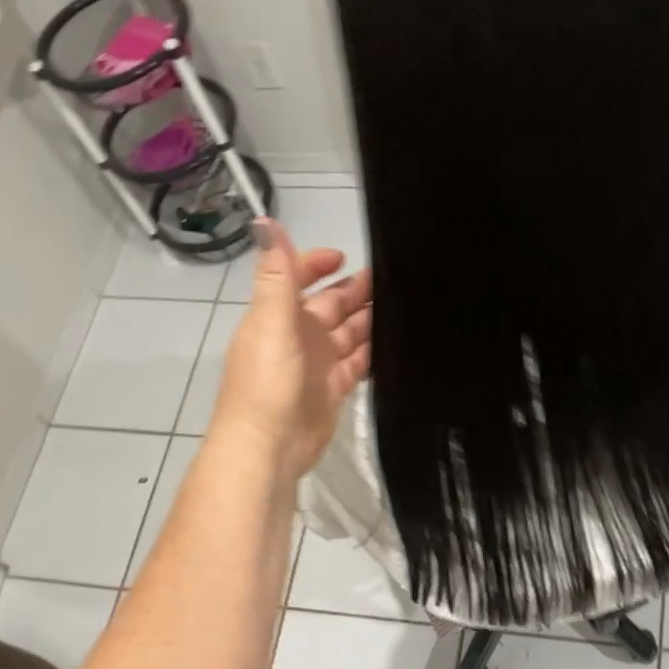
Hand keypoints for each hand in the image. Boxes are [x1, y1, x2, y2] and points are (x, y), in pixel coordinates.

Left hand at [209, 219, 373, 479]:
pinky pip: (358, 364)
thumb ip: (276, 276)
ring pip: (348, 334)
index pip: (299, 279)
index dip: (318, 263)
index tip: (345, 256)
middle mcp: (298, 336)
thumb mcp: (270, 324)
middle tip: (393, 280)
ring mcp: (316, 365)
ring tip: (403, 307)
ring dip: (369, 321)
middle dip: (355, 291)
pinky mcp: (333, 390)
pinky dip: (374, 354)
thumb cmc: (266, 384)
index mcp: (278, 316)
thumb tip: (265, 221)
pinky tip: (397, 344)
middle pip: (331, 306)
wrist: (268, 448)